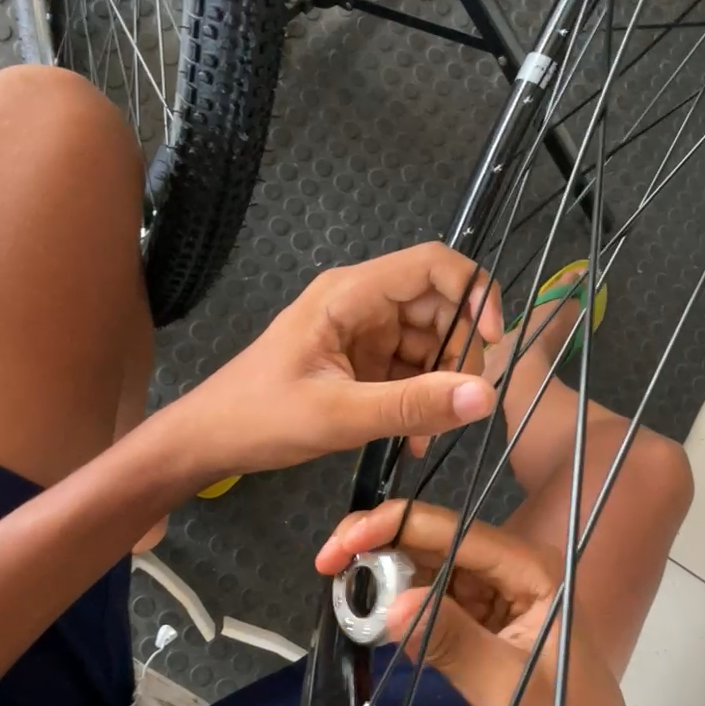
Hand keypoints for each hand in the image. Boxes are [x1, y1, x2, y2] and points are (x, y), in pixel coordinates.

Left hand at [162, 243, 505, 479]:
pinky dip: (422, 402)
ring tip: (428, 436)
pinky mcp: (364, 362)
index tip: (494, 340)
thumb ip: (413, 405)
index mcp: (352, 294)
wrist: (210, 440)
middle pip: (441, 308)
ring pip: (433, 344)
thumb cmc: (261, 417)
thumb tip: (486, 395)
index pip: (433, 265)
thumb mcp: (340, 414)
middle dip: (462, 355)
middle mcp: (365, 304)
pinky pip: (412, 371)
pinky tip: (414, 440)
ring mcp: (366, 333)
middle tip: (461, 405)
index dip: (475, 293)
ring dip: (442, 387)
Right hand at [315, 500, 641, 705]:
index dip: (396, 526)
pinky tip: (371, 608)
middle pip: (438, 538)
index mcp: (531, 567)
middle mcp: (513, 566)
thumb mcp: (504, 685)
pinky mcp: (483, 614)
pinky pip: (434, 593)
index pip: (456, 530)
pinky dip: (401, 598)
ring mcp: (498, 589)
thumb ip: (452, 641)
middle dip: (381, 544)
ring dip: (386, 571)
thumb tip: (394, 603)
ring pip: (431, 563)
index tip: (342, 543)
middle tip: (327, 563)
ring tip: (340, 583)